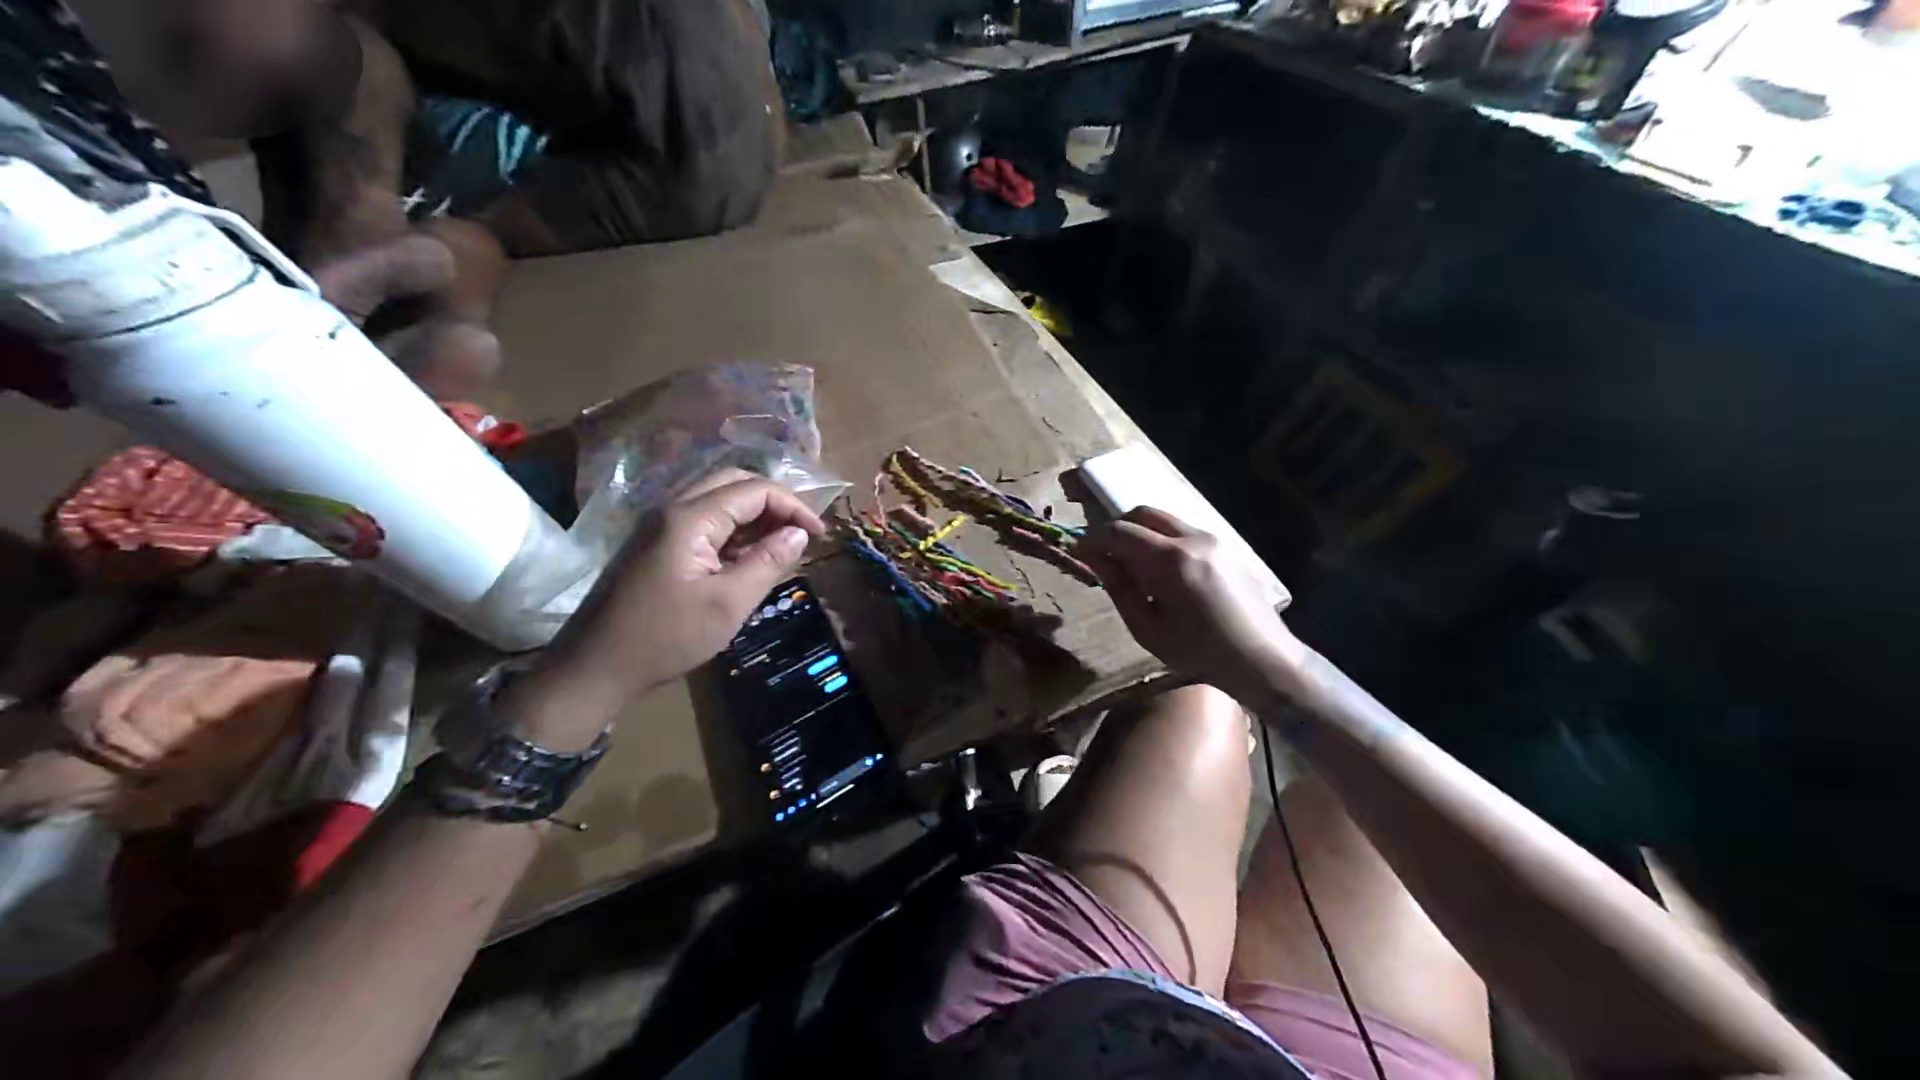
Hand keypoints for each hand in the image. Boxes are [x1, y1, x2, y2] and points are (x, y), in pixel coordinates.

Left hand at [508, 475, 826, 743]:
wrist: (593, 667)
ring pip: (718, 499)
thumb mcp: (728, 604)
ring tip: (781, 546)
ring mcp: (660, 525)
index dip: (794, 506)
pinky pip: (703, 521)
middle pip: (734, 483)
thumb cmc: (665, 638)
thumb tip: (799, 534)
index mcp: (690, 518)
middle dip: (775, 502)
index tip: (819, 535)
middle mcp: (672, 508)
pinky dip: (733, 530)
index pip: (754, 489)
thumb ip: (768, 563)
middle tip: (801, 534)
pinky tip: (748, 558)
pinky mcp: (655, 543)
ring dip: (754, 515)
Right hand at [1076, 506, 1307, 703]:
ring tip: (1131, 565)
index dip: (1093, 539)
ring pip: (1164, 520)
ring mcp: (1213, 540)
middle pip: (1142, 512)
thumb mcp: (1148, 628)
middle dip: (1116, 528)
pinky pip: (1183, 532)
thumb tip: (1097, 560)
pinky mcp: (1226, 548)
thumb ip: (1120, 588)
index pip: (1119, 532)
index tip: (1078, 552)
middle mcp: (1192, 539)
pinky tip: (1161, 572)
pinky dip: (1162, 540)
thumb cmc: (1200, 652)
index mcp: (1170, 560)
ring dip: (1140, 533)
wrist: (1264, 660)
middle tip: (1103, 554)